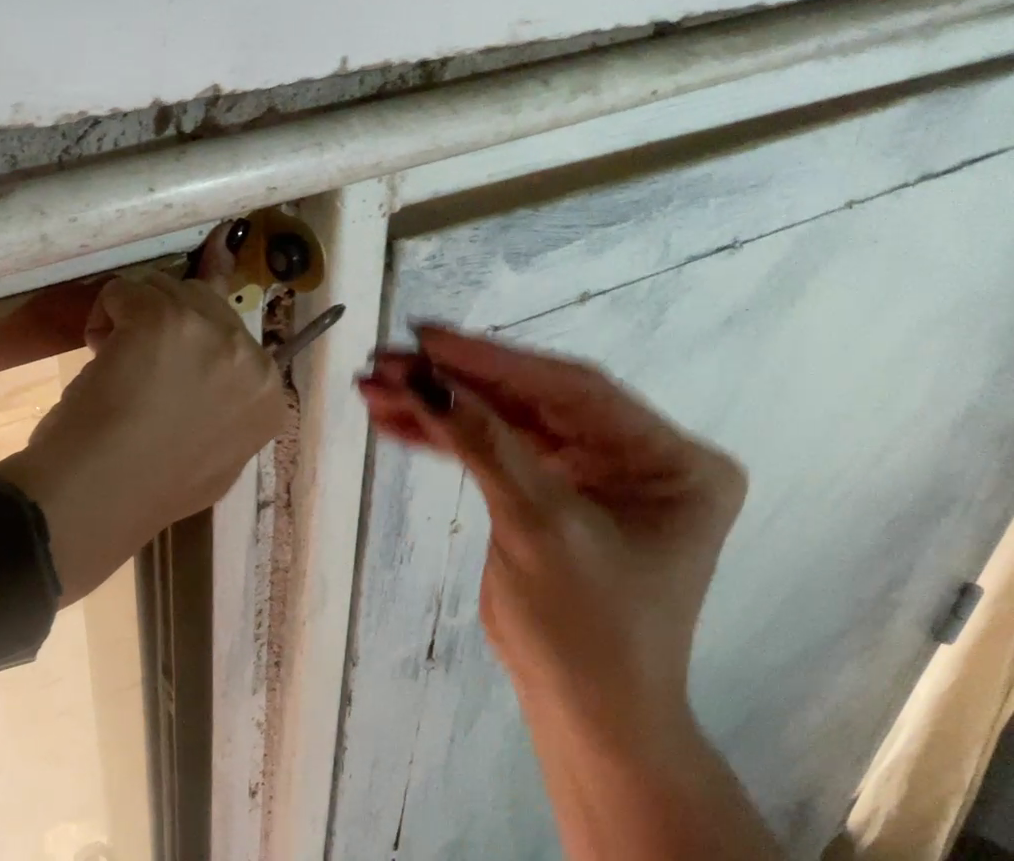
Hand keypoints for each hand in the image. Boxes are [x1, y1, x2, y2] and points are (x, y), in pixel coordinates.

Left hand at [1, 266, 286, 603]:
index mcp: (267, 396)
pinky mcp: (164, 318)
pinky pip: (125, 289)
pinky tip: (96, 353)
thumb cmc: (147, 487)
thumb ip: (218, 407)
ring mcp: (211, 333)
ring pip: (164, 289)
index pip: (231, 336)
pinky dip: (105, 312)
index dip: (189, 345)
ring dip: (132, 317)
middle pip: (202, 302)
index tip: (162, 372)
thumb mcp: (212, 453)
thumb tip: (204, 377)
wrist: (103, 494)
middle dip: (164, 325)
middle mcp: (250, 359)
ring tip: (113, 364)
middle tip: (132, 367)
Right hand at [359, 325, 747, 728]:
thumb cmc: (585, 628)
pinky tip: (393, 421)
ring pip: (504, 422)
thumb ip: (483, 444)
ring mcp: (592, 474)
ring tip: (374, 388)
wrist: (585, 710)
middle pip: (531, 400)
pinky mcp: (549, 492)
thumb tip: (423, 379)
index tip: (425, 337)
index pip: (573, 389)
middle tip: (385, 362)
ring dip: (438, 407)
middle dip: (453, 383)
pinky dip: (443, 438)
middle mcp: (637, 456)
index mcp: (672, 460)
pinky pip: (493, 452)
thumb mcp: (537, 527)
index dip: (492, 360)